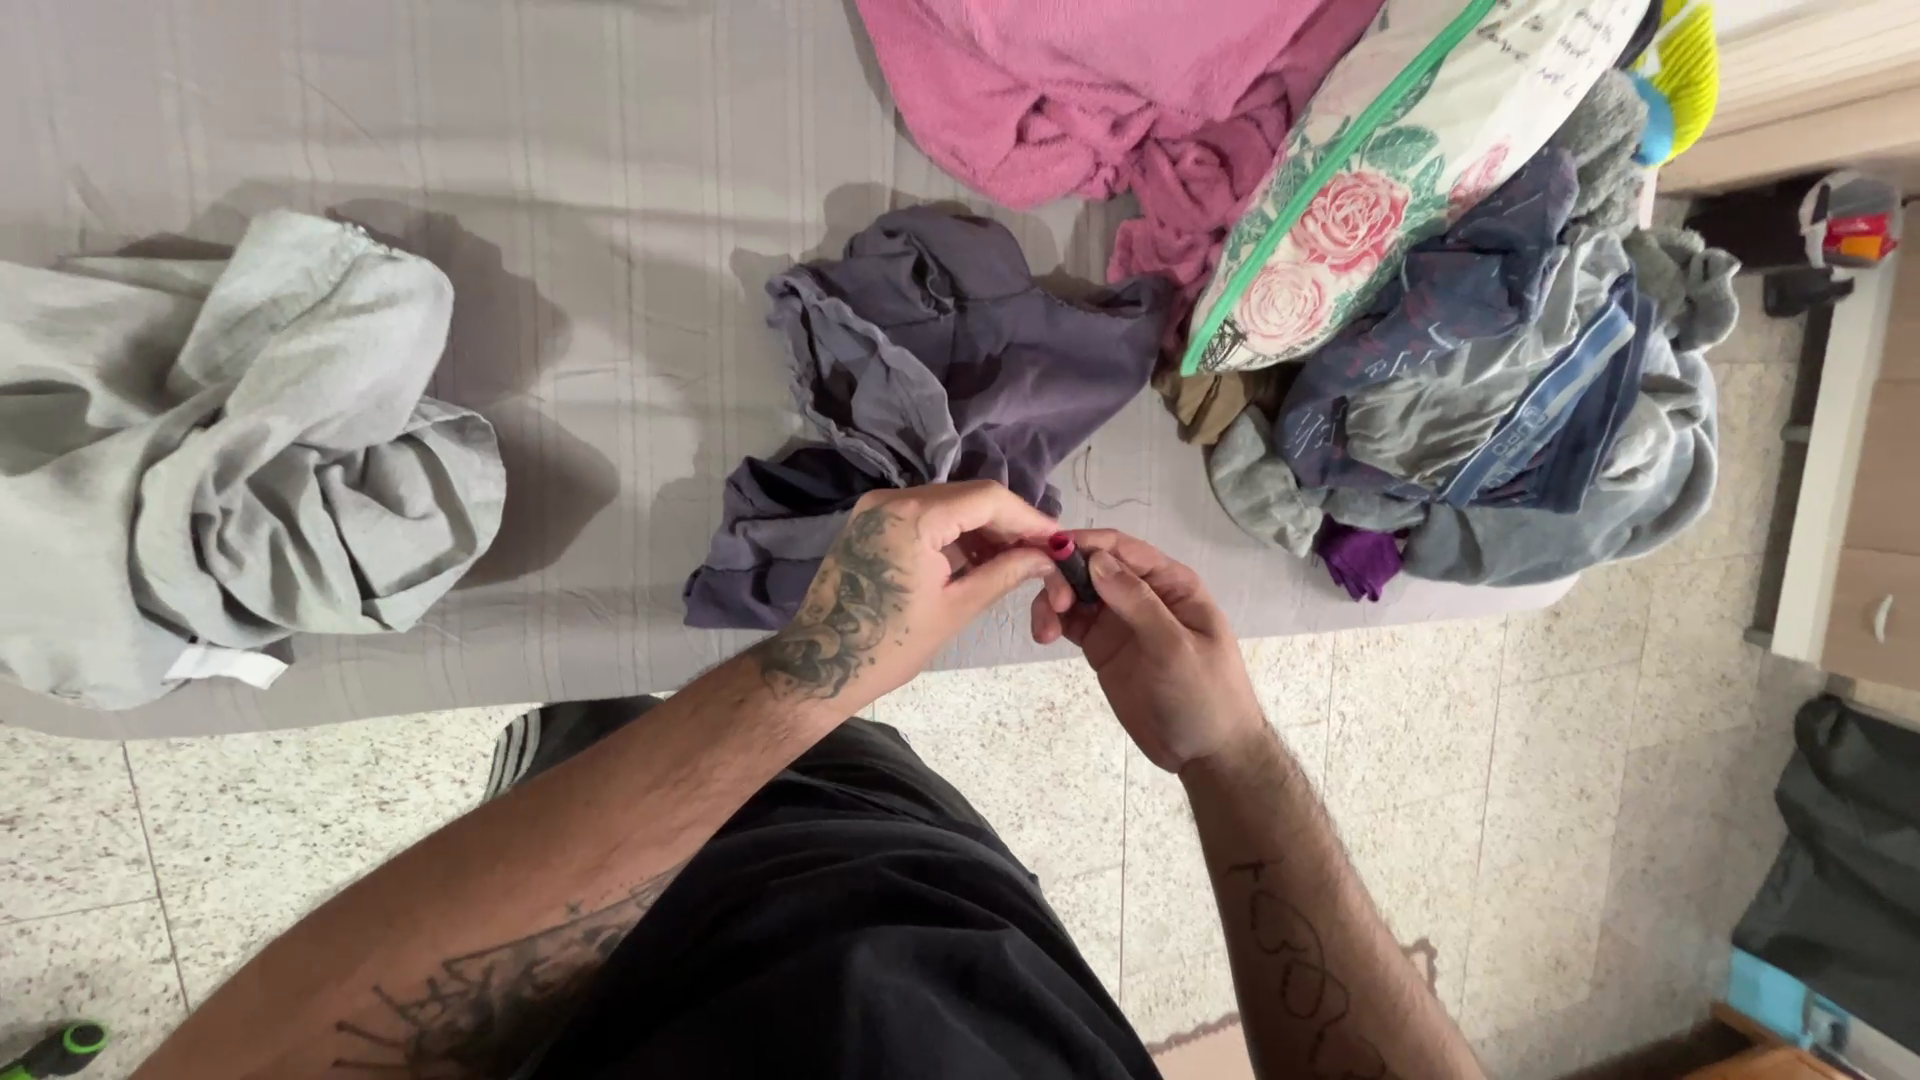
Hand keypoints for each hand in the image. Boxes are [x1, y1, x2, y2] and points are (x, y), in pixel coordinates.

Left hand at [753, 480, 1057, 711]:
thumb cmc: (888, 645)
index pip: (987, 498)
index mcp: (913, 516)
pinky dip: (954, 533)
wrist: (821, 665)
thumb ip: (1005, 572)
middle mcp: (892, 499)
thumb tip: (1047, 558)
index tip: (1059, 539)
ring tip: (1015, 559)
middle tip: (1042, 552)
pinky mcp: (870, 522)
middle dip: (1008, 523)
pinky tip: (979, 557)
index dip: (1029, 518)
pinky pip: (924, 516)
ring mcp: (876, 508)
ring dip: (983, 528)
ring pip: (948, 504)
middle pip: (968, 496)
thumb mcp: (956, 607)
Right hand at [1030, 530, 1265, 773]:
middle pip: (1091, 566)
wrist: (1206, 752)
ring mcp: (1119, 620)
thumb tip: (1096, 560)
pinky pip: (1070, 621)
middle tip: (1052, 607)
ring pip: (1075, 592)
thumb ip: (1137, 602)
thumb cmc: (1204, 695)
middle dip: (1063, 576)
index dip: (1085, 544)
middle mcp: (1141, 593)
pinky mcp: (1102, 645)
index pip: (1121, 548)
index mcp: (1170, 583)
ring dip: (1052, 601)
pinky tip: (1043, 636)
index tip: (1048, 552)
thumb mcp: (1175, 647)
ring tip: (1044, 631)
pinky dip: (1052, 621)